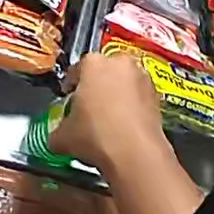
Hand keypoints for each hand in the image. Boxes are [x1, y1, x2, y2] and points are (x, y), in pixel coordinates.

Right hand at [56, 51, 165, 170]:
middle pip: (104, 71)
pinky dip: (132, 106)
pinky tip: (125, 125)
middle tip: (88, 107)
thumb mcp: (63, 136)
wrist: (135, 151)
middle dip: (96, 86)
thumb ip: (57, 131)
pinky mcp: (158, 94)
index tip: (68, 98)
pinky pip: (139, 96)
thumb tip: (56, 139)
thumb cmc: (95, 135)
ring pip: (124, 82)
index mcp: (94, 63)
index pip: (77, 69)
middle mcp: (120, 62)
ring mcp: (142, 76)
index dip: (71, 85)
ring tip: (108, 118)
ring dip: (116, 95)